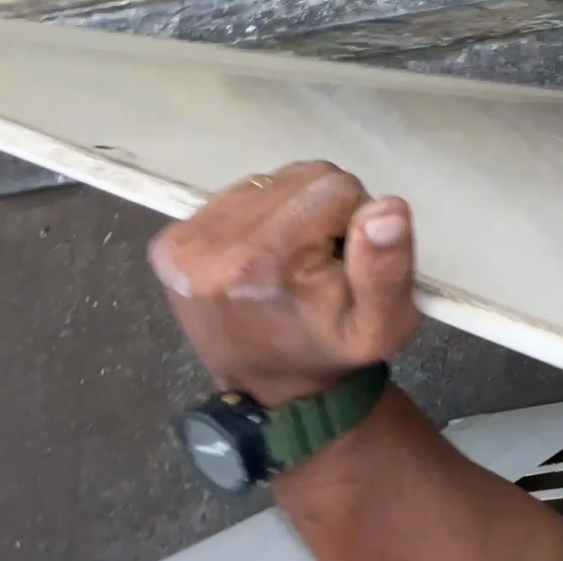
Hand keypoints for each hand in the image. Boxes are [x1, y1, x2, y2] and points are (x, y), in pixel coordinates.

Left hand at [148, 160, 421, 406]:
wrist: (272, 384)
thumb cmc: (336, 349)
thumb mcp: (385, 324)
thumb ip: (389, 266)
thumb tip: (386, 205)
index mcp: (263, 261)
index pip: (338, 187)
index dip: (358, 218)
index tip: (350, 260)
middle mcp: (211, 244)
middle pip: (307, 177)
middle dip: (332, 209)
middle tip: (328, 258)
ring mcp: (184, 241)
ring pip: (281, 180)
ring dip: (303, 209)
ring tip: (301, 256)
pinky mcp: (173, 240)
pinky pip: (249, 192)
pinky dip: (271, 214)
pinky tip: (272, 251)